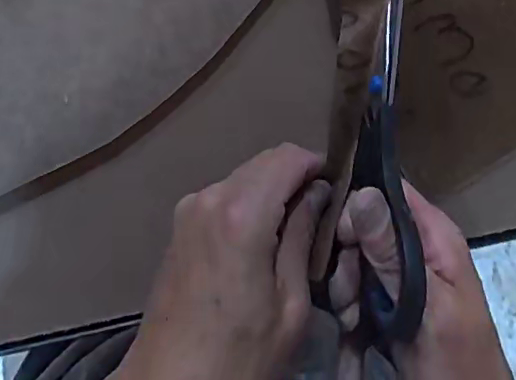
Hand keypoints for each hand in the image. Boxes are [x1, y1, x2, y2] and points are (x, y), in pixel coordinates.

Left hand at [117, 144, 329, 379]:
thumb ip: (303, 236)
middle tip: (318, 212)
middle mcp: (213, 196)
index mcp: (243, 213)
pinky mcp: (179, 223)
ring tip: (290, 230)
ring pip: (247, 174)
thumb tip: (318, 193)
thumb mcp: (290, 305)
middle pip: (268, 160)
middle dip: (296, 176)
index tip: (335, 190)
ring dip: (273, 188)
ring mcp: (191, 207)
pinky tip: (258, 240)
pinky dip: (250, 200)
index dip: (317, 165)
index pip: (290, 157)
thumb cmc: (237, 359)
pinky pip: (227, 192)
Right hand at [329, 181, 511, 379]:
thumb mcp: (427, 304)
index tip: (341, 237)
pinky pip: (358, 296)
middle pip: (366, 229)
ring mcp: (403, 279)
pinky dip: (349, 317)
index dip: (360, 205)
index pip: (390, 191)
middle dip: (349, 263)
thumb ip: (393, 253)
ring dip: (345, 295)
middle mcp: (418, 248)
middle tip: (349, 298)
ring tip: (352, 325)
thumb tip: (363, 192)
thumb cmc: (458, 358)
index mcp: (434, 235)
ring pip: (357, 265)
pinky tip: (352, 338)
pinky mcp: (390, 308)